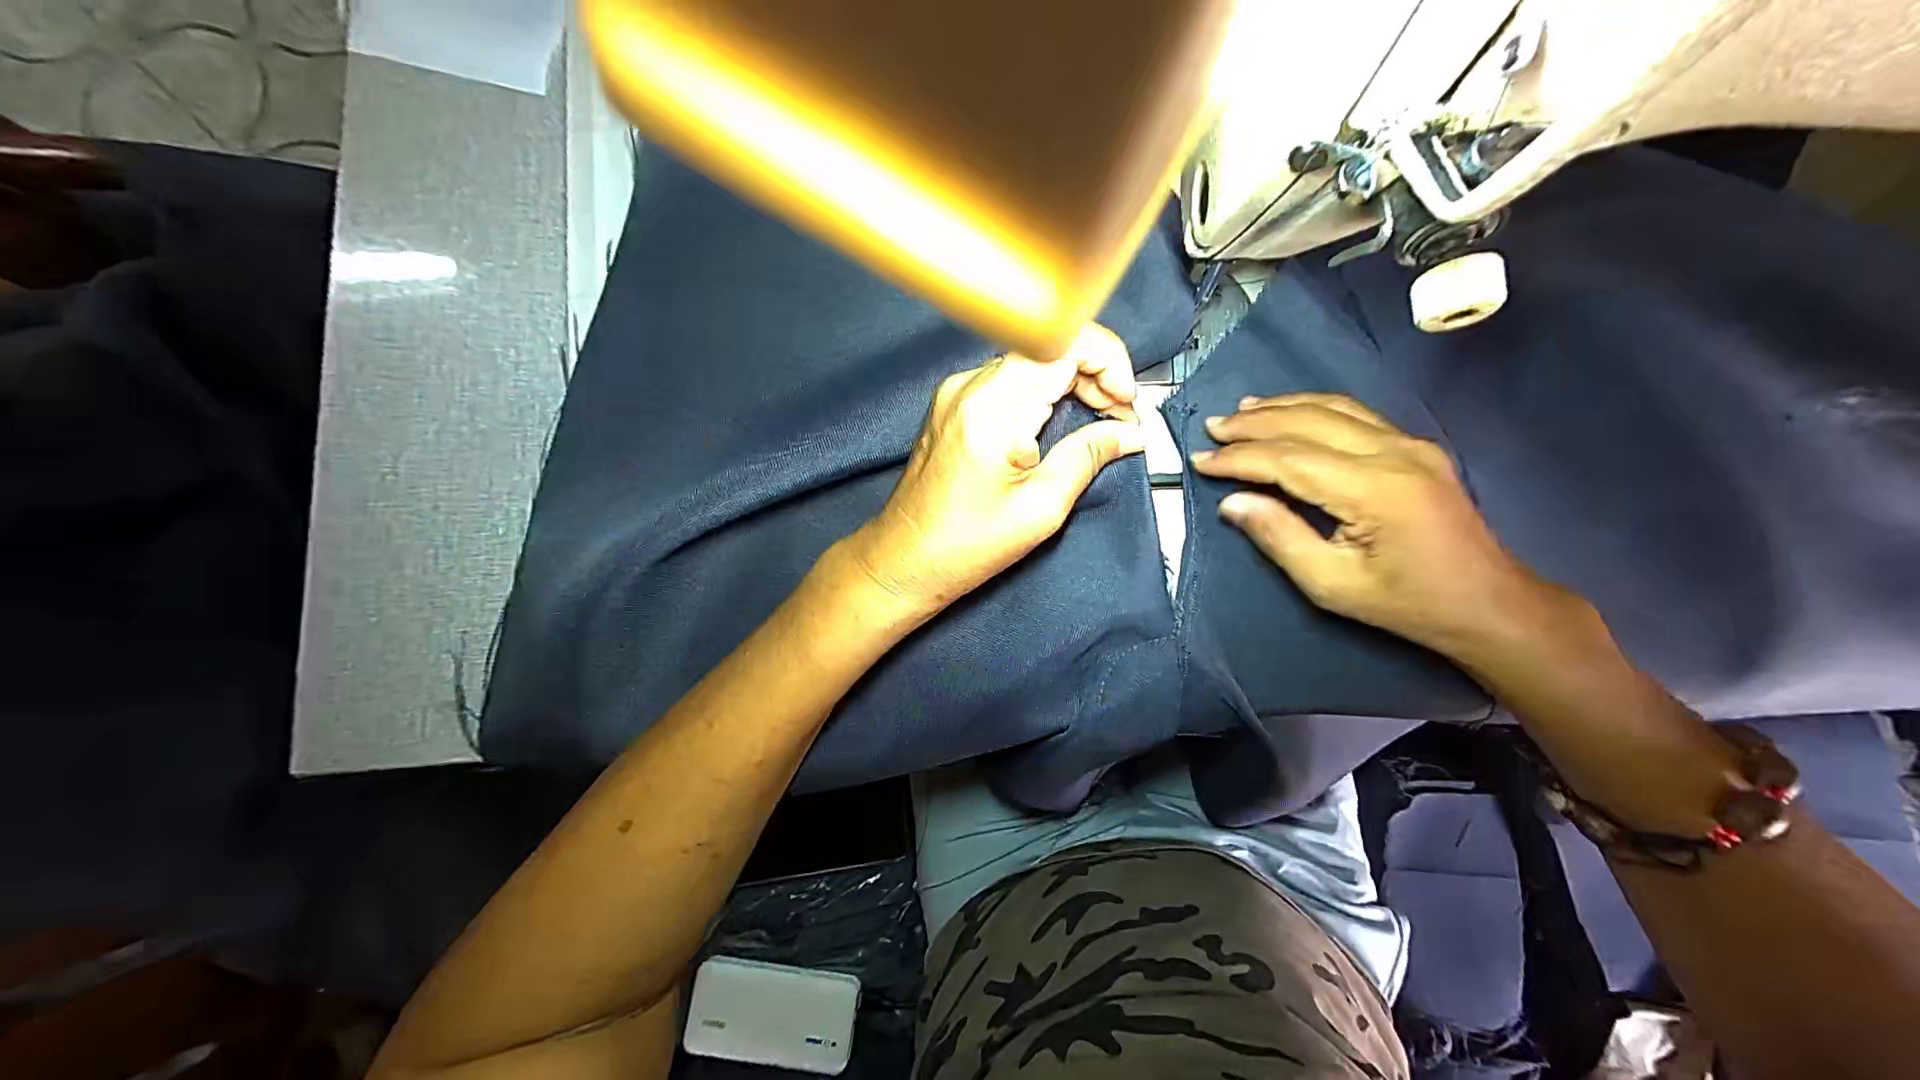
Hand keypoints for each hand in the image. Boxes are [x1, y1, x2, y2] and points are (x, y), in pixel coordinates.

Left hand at [842, 324, 1145, 618]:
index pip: (1065, 343)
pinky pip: (1011, 379)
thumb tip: (1128, 433)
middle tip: (1121, 418)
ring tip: (1100, 421)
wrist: (905, 559)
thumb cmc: (961, 544)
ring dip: (1074, 382)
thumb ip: (1088, 457)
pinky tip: (1063, 421)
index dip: (1109, 362)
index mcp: (992, 408)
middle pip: (1051, 346)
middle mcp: (970, 387)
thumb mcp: (1041, 508)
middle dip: (1097, 374)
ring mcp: (957, 392)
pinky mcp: (954, 404)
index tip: (1127, 400)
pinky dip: (1045, 391)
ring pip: (1033, 360)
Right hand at [1191, 393, 1563, 661]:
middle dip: (1255, 424)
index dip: (1240, 458)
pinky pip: (1355, 414)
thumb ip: (1279, 537)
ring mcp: (1410, 445)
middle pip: (1310, 422)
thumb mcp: (1330, 584)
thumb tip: (1233, 502)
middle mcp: (1395, 454)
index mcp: (1375, 490)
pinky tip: (1289, 410)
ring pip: (1334, 408)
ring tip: (1241, 412)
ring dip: (1282, 407)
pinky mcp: (1416, 447)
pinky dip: (1313, 408)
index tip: (1200, 460)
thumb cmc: (1406, 603)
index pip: (1290, 459)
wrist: (1487, 602)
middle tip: (1212, 428)